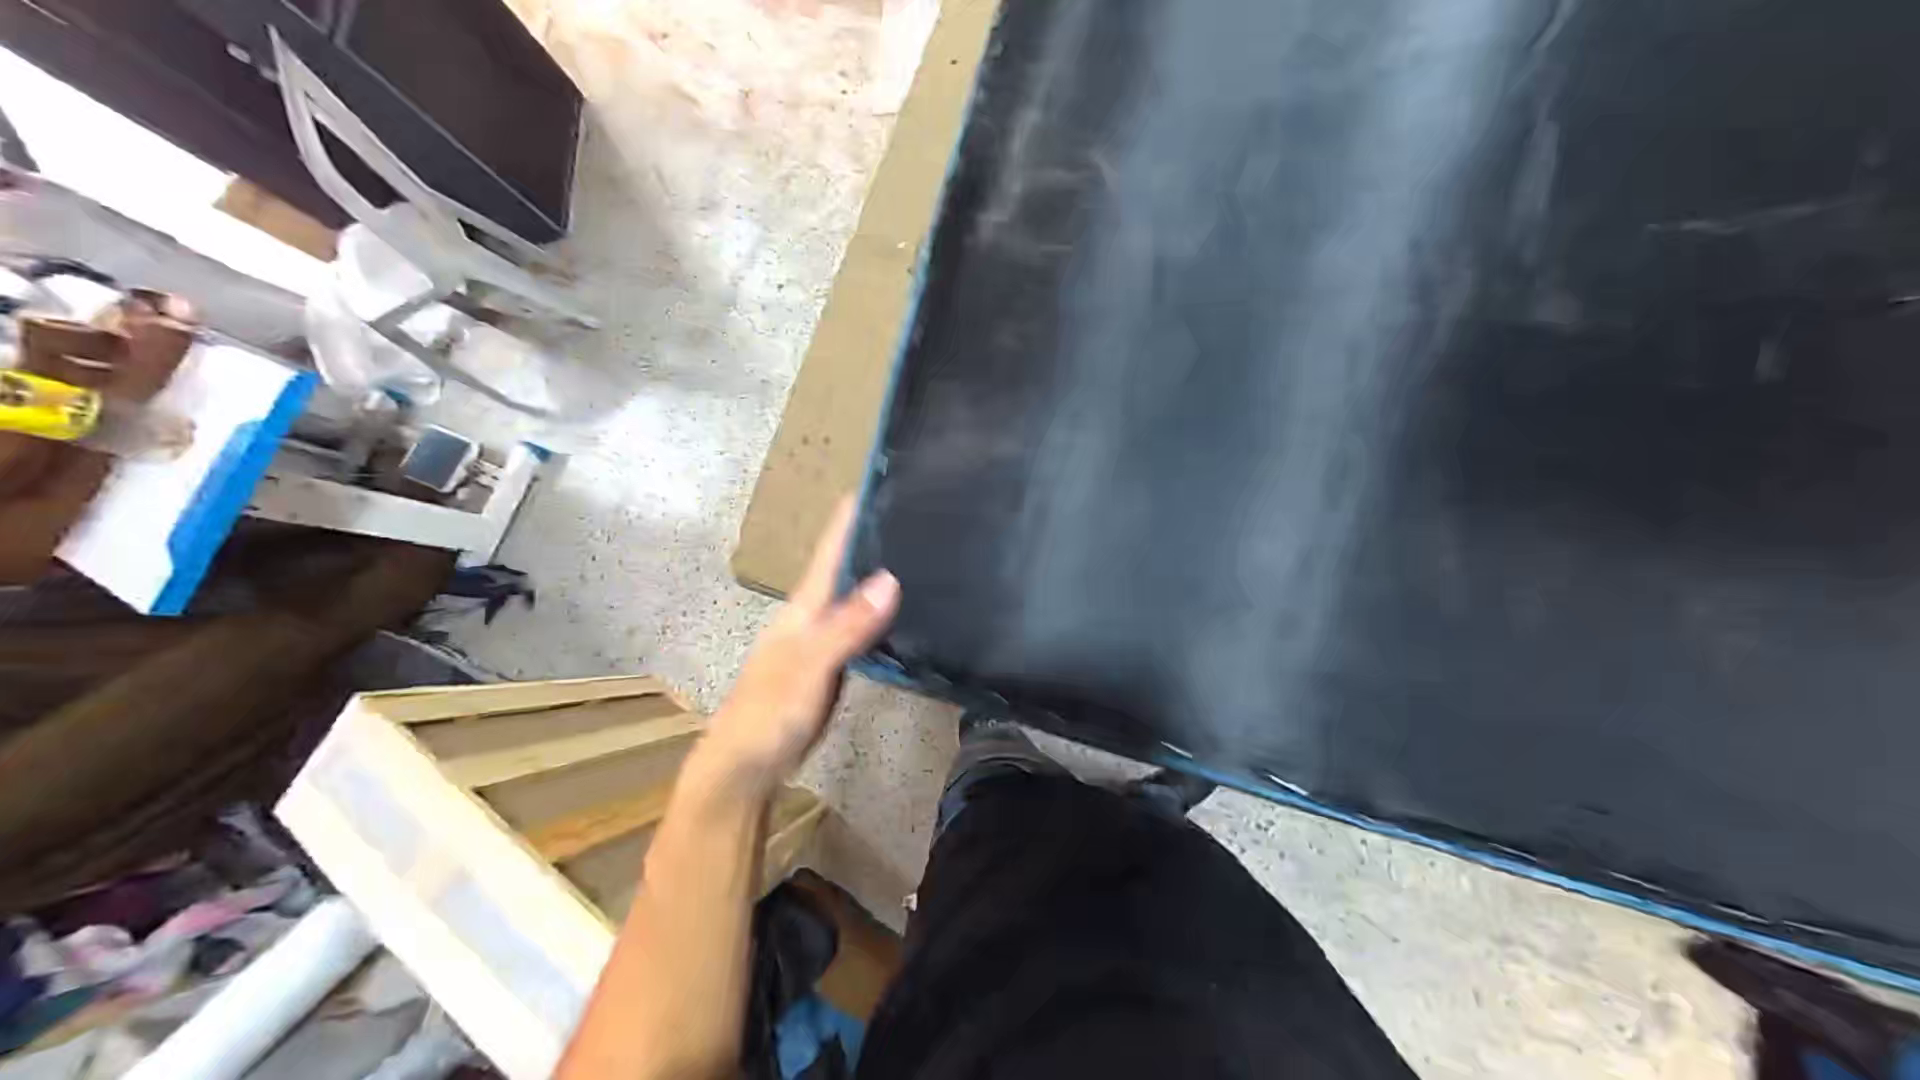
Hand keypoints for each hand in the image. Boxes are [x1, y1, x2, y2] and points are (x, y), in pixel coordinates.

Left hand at [698, 496, 899, 795]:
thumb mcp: (809, 666)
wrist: (746, 767)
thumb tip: (889, 578)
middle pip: (846, 570)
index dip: (849, 517)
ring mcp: (822, 643)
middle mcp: (814, 617)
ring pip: (856, 600)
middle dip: (874, 540)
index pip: (830, 551)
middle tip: (917, 515)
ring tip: (920, 555)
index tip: (878, 481)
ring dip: (880, 576)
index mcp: (804, 608)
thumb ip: (847, 626)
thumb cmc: (769, 712)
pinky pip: (862, 630)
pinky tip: (905, 614)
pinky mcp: (833, 668)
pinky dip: (882, 615)